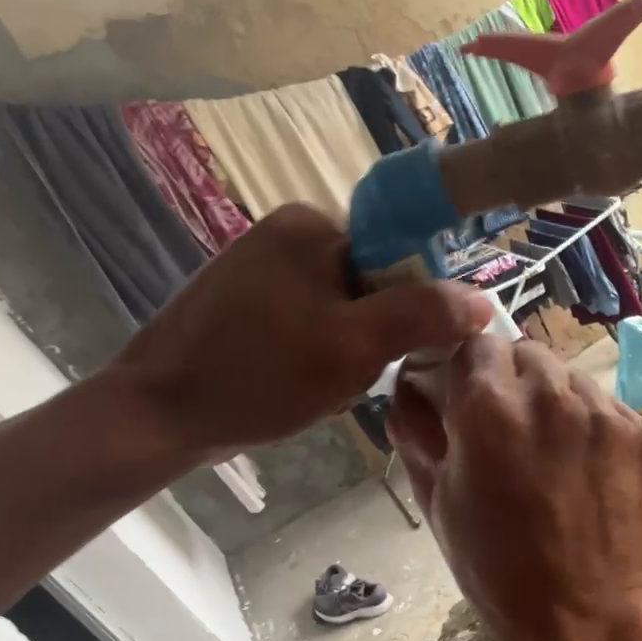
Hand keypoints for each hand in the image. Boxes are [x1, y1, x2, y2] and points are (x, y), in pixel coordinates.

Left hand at [104, 204, 491, 461]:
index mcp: (314, 225)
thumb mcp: (354, 347)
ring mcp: (269, 265)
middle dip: (379, 337)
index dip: (418, 309)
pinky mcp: (254, 299)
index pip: (405, 257)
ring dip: (355, 352)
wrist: (157, 416)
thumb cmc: (258, 376)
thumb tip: (485, 300)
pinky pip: (321, 321)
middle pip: (380, 285)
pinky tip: (306, 383)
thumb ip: (423, 316)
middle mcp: (292, 232)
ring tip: (326, 384)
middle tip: (354, 375)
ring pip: (353, 310)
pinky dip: (327, 355)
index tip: (401, 352)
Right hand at [383, 336, 641, 640]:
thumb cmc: (496, 566)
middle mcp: (553, 394)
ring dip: (558, 401)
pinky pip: (611, 409)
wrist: (583, 613)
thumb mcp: (437, 501)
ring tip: (555, 454)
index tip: (469, 398)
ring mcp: (607, 412)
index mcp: (489, 406)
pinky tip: (590, 471)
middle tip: (512, 428)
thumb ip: (416, 432)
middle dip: (514, 380)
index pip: (476, 344)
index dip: (469, 370)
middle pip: (528, 354)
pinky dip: (596, 428)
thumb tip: (408, 388)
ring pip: (573, 379)